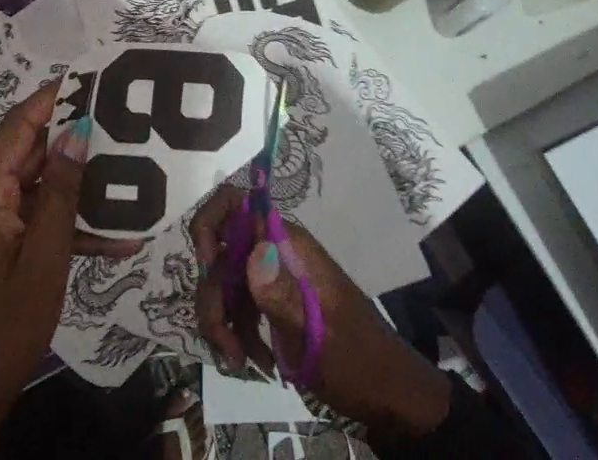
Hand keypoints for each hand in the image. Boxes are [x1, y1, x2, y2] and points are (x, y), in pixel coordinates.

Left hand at [0, 84, 134, 454]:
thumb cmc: (3, 328)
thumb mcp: (43, 261)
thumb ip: (60, 194)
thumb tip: (76, 132)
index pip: (15, 128)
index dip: (50, 99)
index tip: (88, 77)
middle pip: (24, 154)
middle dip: (71, 140)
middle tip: (120, 123)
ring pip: (32, 188)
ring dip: (75, 189)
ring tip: (128, 175)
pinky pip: (28, 220)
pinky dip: (62, 226)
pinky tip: (113, 239)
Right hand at [190, 186, 450, 443]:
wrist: (389, 395)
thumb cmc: (356, 361)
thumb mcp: (316, 333)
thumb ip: (281, 294)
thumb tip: (253, 249)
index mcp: (288, 244)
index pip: (235, 202)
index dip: (211, 224)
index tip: (208, 267)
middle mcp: (276, 252)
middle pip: (221, 255)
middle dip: (214, 298)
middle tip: (225, 344)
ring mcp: (273, 279)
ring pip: (224, 285)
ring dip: (221, 322)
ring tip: (237, 362)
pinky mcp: (272, 304)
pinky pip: (238, 308)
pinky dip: (236, 335)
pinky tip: (252, 363)